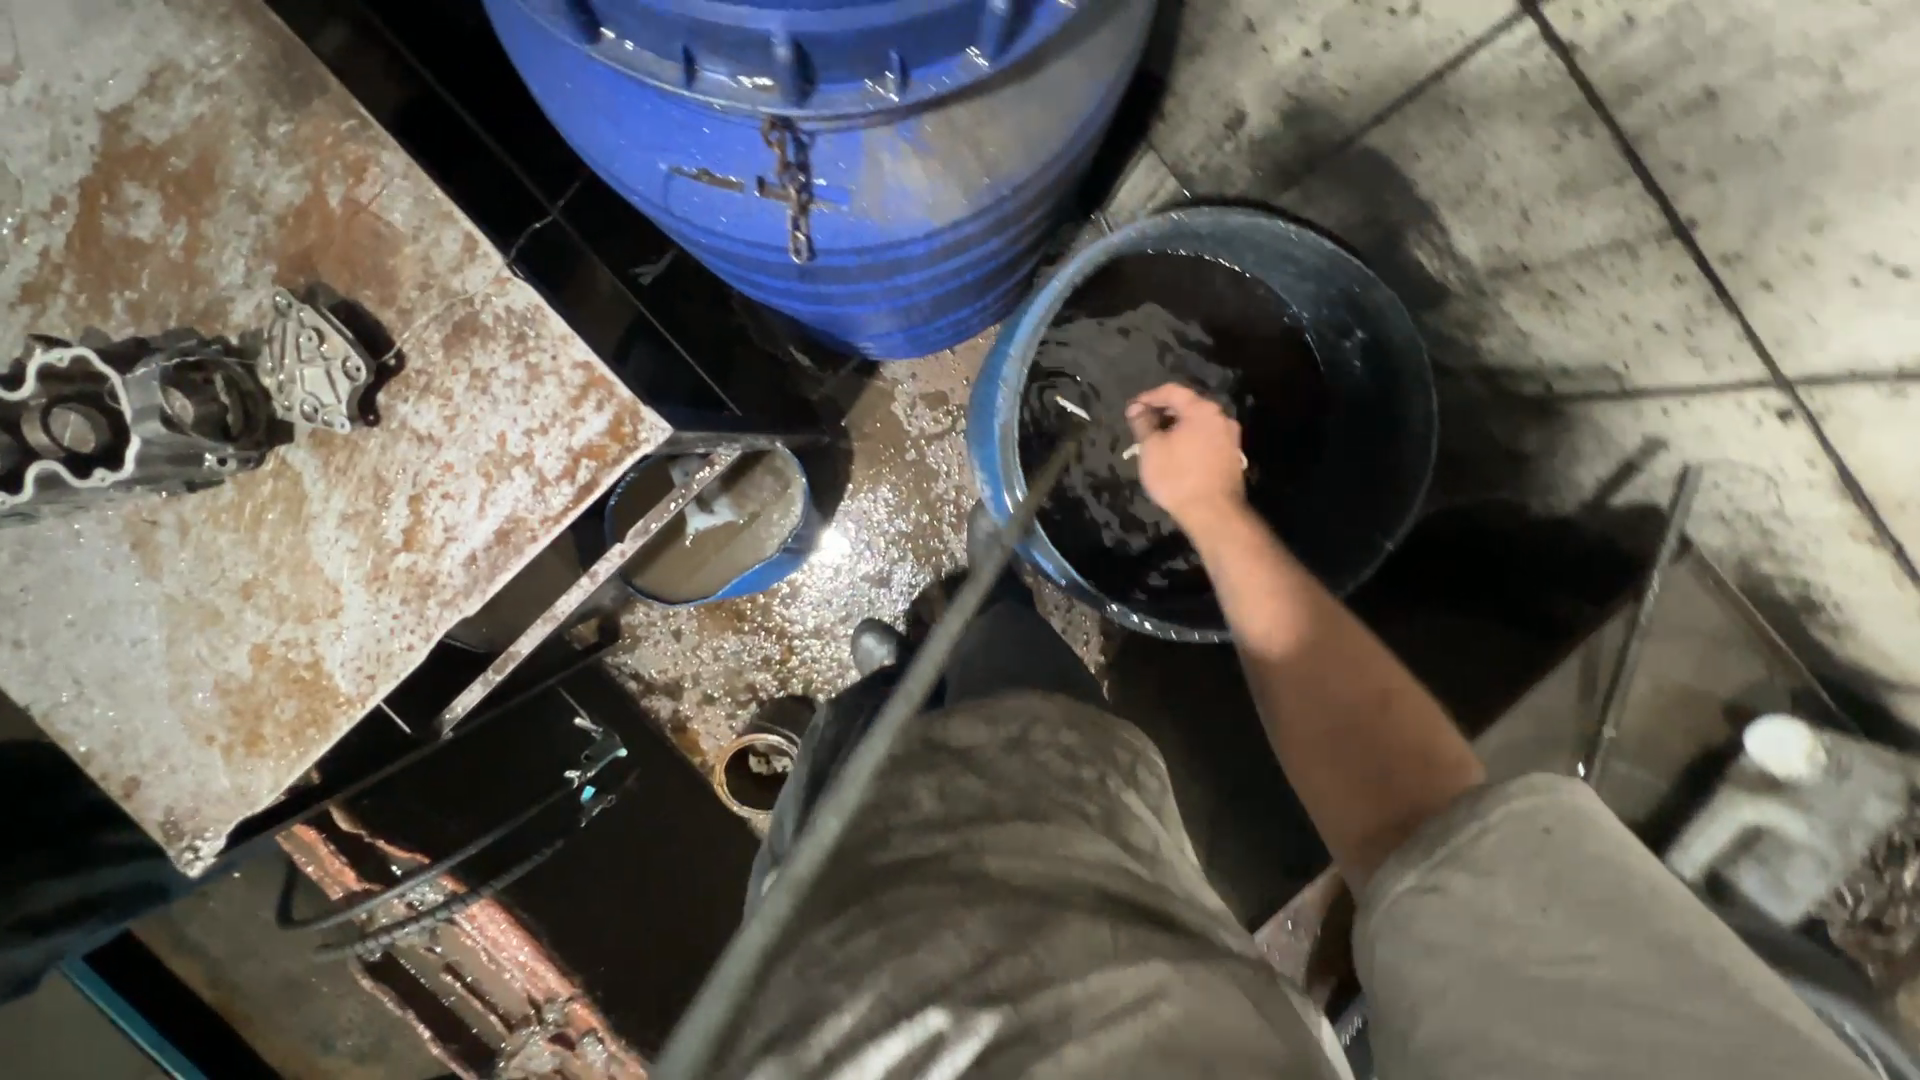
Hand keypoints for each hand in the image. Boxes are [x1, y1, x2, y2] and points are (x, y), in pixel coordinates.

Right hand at [1126, 383, 1247, 533]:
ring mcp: (1230, 437)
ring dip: (1177, 426)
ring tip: (1157, 439)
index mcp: (1202, 409)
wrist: (1213, 512)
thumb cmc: (1177, 476)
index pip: (1172, 391)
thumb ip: (1142, 423)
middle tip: (1143, 424)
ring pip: (1198, 422)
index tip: (1132, 409)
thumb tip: (1136, 408)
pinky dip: (1189, 438)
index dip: (1148, 397)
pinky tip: (1176, 453)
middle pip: (1188, 405)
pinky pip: (1206, 437)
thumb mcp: (1152, 448)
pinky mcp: (1232, 455)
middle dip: (1163, 411)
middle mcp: (1221, 417)